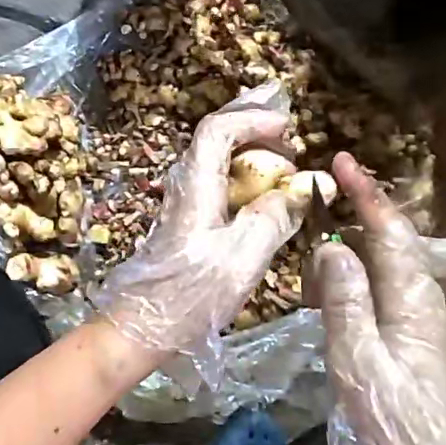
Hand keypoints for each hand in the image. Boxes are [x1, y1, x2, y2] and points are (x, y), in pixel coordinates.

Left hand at [93, 90, 308, 359]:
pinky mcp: (188, 219)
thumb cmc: (190, 293)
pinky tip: (265, 187)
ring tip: (284, 151)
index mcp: (195, 185)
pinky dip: (245, 172)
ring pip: (217, 157)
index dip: (253, 119)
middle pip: (215, 136)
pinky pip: (219, 179)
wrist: (141, 325)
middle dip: (251, 123)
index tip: (287, 126)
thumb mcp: (242, 258)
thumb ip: (274, 219)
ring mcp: (185, 201)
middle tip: (288, 127)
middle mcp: (186, 184)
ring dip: (249, 147)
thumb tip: (304, 188)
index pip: (218, 129)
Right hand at [309, 153, 445, 444]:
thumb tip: (333, 247)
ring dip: (354, 250)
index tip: (342, 162)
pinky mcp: (413, 340)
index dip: (366, 193)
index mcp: (411, 297)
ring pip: (385, 267)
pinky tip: (334, 293)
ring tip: (320, 253)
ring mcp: (420, 321)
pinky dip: (355, 279)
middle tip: (325, 200)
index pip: (389, 230)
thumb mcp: (356, 354)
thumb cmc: (390, 415)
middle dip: (360, 215)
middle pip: (392, 242)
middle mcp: (422, 300)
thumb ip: (344, 297)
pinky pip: (381, 290)